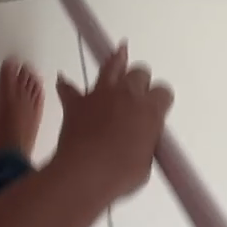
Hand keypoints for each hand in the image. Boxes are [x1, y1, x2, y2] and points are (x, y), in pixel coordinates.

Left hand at [51, 43, 172, 201]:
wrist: (84, 174)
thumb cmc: (121, 174)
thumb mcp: (146, 163)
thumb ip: (145, 142)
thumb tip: (140, 139)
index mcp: (149, 109)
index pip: (163, 92)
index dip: (161, 99)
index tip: (159, 108)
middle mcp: (127, 94)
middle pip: (139, 72)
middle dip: (140, 80)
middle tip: (138, 94)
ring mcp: (100, 94)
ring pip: (110, 66)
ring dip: (116, 60)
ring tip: (119, 52)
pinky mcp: (76, 101)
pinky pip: (69, 88)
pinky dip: (67, 86)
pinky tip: (63, 81)